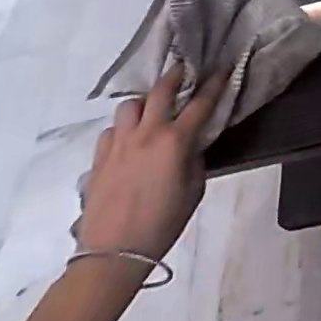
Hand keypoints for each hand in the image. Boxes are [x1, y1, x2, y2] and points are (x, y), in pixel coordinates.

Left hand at [75, 63, 221, 262]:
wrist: (112, 253)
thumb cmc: (161, 226)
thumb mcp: (193, 194)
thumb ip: (195, 161)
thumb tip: (191, 145)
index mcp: (174, 141)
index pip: (200, 103)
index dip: (214, 83)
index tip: (221, 67)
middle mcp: (146, 132)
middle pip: (161, 89)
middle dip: (175, 75)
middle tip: (183, 70)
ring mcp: (119, 140)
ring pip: (131, 105)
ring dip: (144, 103)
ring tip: (150, 111)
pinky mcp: (99, 154)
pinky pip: (113, 129)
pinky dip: (123, 129)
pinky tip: (127, 142)